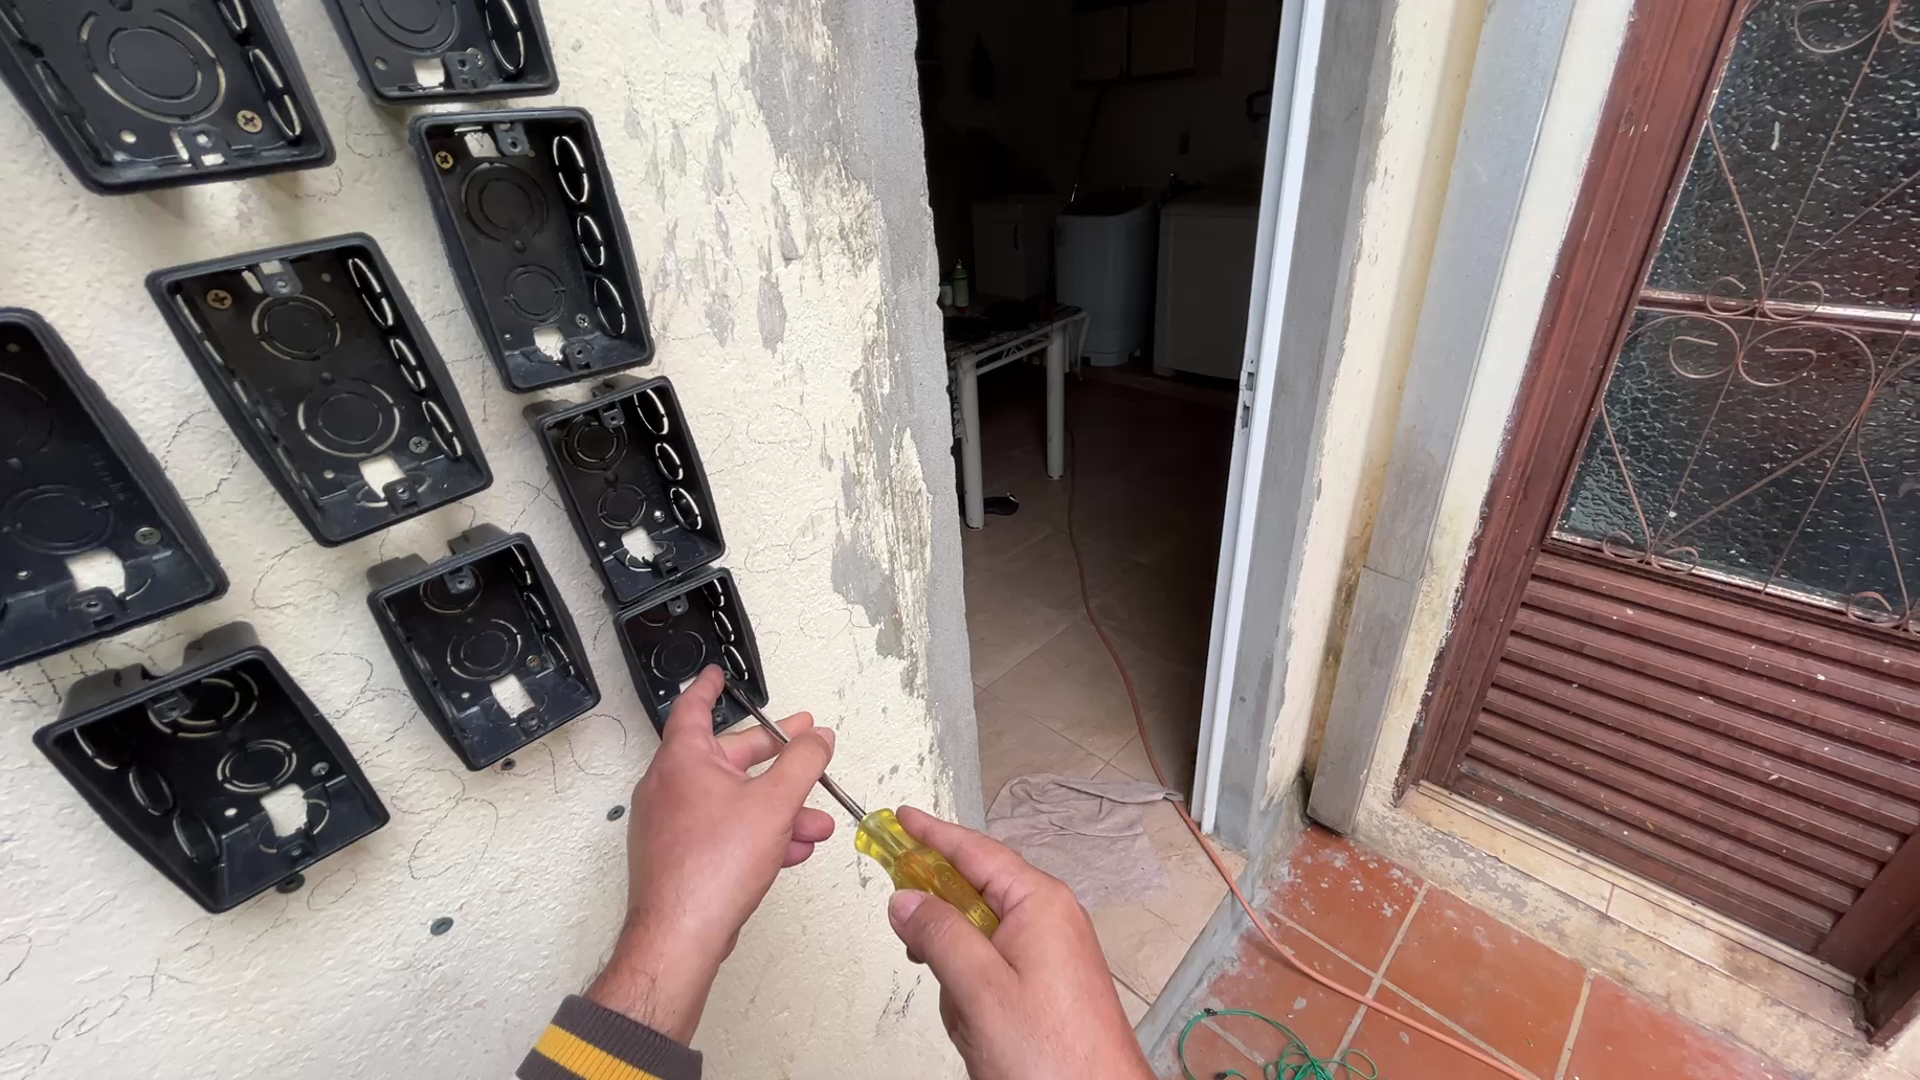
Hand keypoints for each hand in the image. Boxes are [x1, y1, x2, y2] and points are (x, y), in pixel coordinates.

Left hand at [587, 666, 835, 1041]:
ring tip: (817, 822)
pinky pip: (727, 831)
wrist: (680, 940)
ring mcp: (672, 825)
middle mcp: (670, 787)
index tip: (718, 675)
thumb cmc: (714, 865)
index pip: (694, 707)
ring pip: (736, 801)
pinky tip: (794, 850)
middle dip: (777, 758)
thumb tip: (819, 737)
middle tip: (805, 743)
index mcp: (683, 760)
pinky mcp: (681, 857)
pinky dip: (760, 833)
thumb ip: (803, 762)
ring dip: (780, 807)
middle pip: (730, 758)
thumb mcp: (775, 802)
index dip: (710, 687)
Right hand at [885, 806, 1151, 1079]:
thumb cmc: (1059, 1059)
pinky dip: (974, 991)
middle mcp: (1049, 917)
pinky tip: (979, 1026)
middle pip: (974, 893)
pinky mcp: (1047, 981)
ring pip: (978, 937)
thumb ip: (939, 935)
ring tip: (968, 1016)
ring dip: (959, 973)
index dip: (932, 833)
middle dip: (942, 926)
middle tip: (913, 937)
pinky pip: (994, 966)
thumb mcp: (981, 990)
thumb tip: (907, 899)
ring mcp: (1050, 950)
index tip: (903, 820)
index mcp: (1039, 902)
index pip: (974, 850)